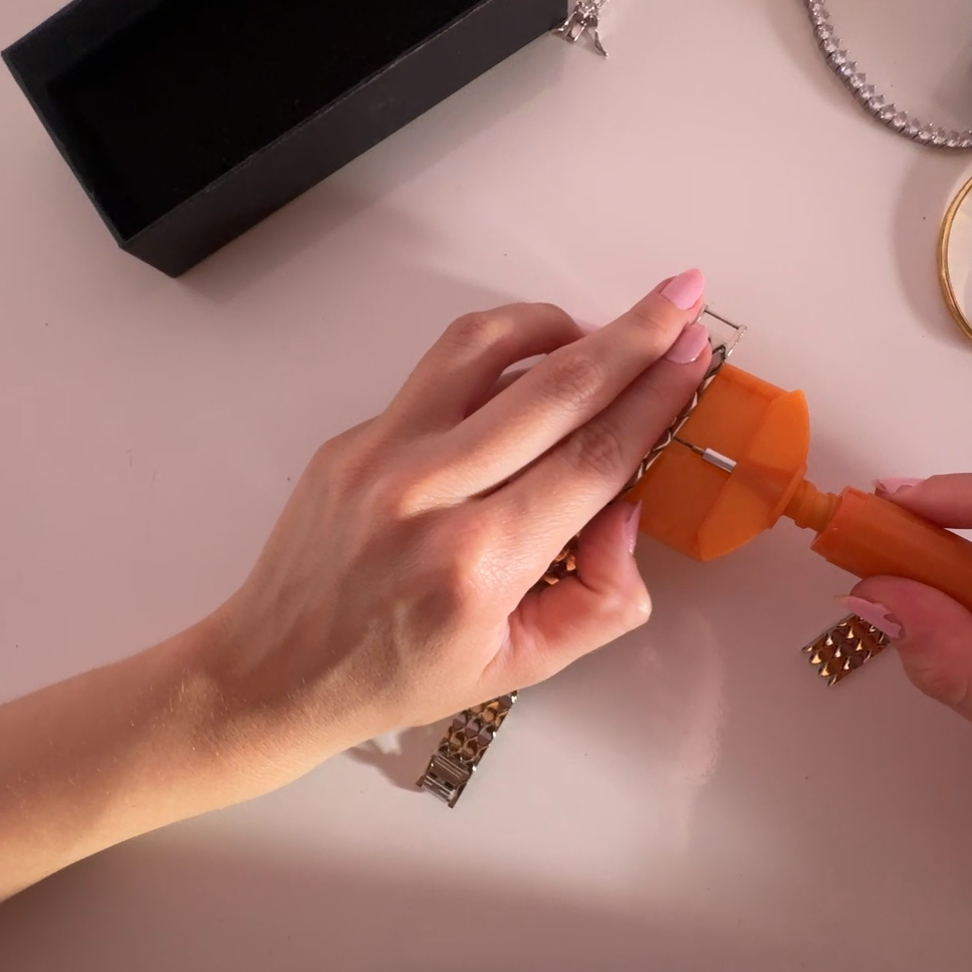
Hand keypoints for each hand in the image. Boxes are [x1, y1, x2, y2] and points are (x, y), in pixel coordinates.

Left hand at [191, 272, 713, 769]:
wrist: (278, 669)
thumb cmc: (403, 677)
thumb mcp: (523, 665)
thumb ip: (600, 597)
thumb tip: (622, 504)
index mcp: (480, 562)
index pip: (592, 460)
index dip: (654, 399)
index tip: (693, 354)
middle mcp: (427, 492)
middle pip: (553, 390)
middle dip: (631, 336)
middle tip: (682, 294)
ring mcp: (379, 453)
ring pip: (483, 347)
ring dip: (556, 323)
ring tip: (597, 332)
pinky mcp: (351, 437)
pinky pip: (438, 372)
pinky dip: (496, 354)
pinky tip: (523, 371)